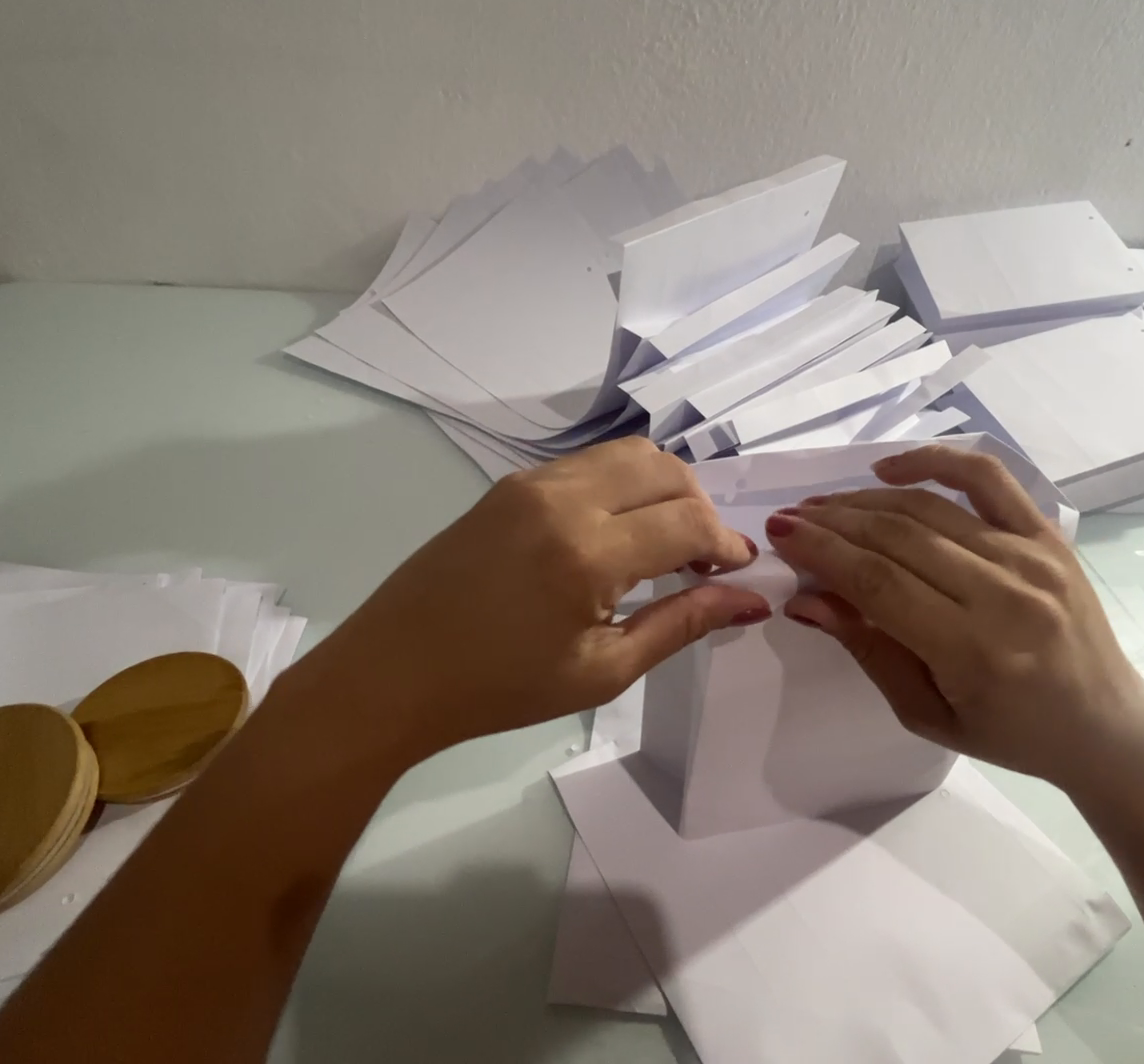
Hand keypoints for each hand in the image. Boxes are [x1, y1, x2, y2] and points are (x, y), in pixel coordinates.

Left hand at [284, 438, 766, 763]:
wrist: (393, 673)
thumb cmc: (500, 689)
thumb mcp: (601, 671)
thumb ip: (681, 625)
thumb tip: (749, 599)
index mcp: (587, 552)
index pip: (689, 521)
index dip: (726, 543)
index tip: (739, 571)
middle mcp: (563, 498)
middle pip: (665, 469)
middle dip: (701, 507)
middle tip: (704, 559)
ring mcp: (531, 483)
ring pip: (628, 454)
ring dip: (663, 488)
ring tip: (664, 542)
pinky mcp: (509, 484)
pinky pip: (588, 464)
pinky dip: (623, 484)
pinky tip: (617, 532)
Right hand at [765, 445, 1143, 793]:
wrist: (1105, 724)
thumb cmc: (1010, 733)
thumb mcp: (925, 712)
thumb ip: (867, 649)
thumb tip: (806, 598)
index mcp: (975, 650)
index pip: (878, 581)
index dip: (822, 552)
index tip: (780, 534)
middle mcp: (1005, 594)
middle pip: (897, 537)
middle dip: (832, 522)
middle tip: (790, 518)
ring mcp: (1032, 556)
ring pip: (929, 508)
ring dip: (864, 500)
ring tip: (823, 505)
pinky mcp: (1047, 535)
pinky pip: (986, 478)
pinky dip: (934, 460)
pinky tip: (890, 468)